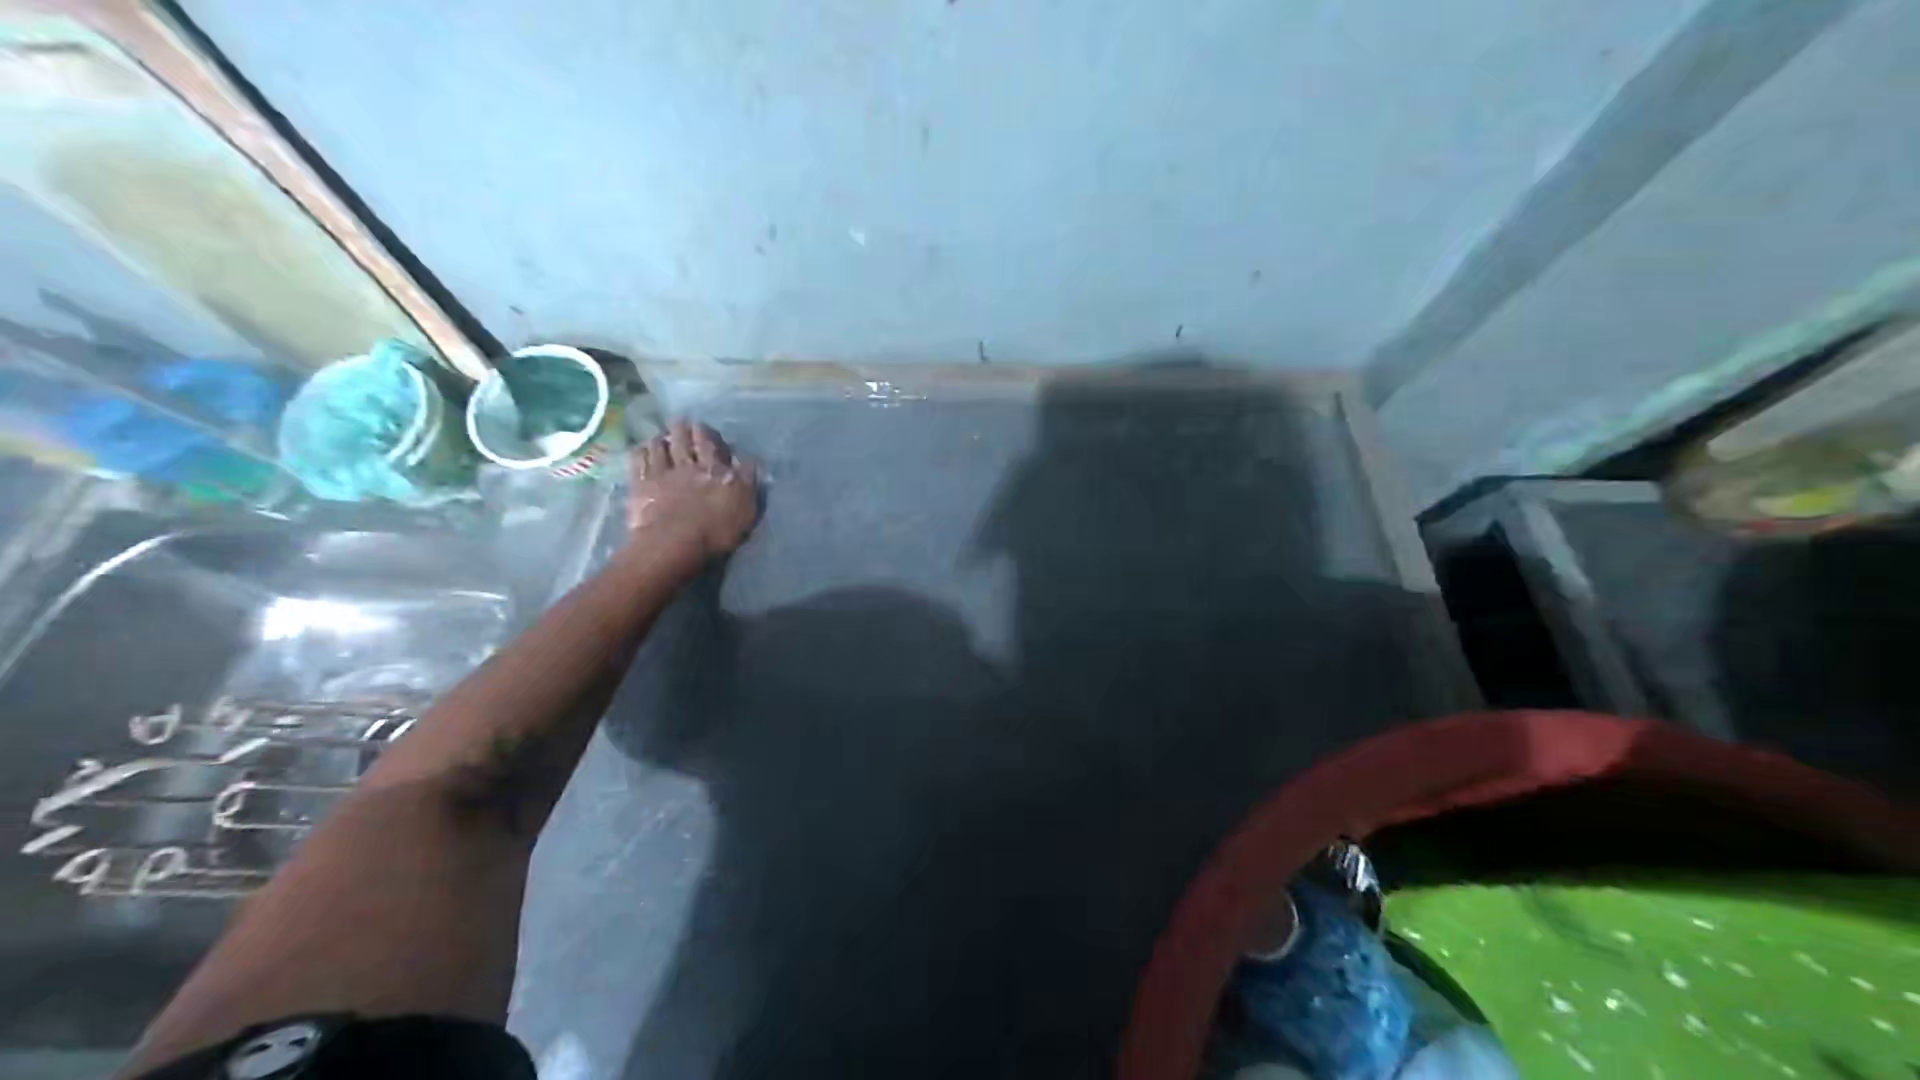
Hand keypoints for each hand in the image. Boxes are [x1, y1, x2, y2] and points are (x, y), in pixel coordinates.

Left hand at [626, 420, 759, 559]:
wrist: (675, 544)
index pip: (709, 444)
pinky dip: (640, 452)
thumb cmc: (716, 530)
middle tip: (680, 421)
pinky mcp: (641, 486)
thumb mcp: (745, 507)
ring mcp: (661, 474)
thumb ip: (747, 481)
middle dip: (681, 430)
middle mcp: (687, 466)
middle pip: (682, 441)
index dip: (705, 433)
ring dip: (660, 439)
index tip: (702, 426)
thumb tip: (748, 460)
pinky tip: (640, 449)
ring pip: (659, 447)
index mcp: (713, 470)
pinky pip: (638, 462)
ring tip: (660, 435)